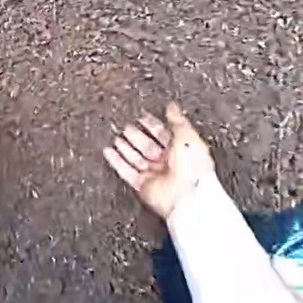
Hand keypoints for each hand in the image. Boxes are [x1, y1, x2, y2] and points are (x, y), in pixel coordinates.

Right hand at [104, 102, 217, 219]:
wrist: (188, 196)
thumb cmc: (193, 168)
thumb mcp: (187, 135)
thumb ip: (177, 119)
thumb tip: (172, 106)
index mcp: (180, 150)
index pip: (162, 134)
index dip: (152, 125)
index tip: (142, 117)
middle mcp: (167, 163)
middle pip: (147, 146)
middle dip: (136, 136)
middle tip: (126, 127)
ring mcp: (154, 174)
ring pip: (135, 158)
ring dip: (125, 148)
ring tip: (115, 137)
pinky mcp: (142, 185)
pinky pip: (126, 171)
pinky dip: (116, 162)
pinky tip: (109, 152)